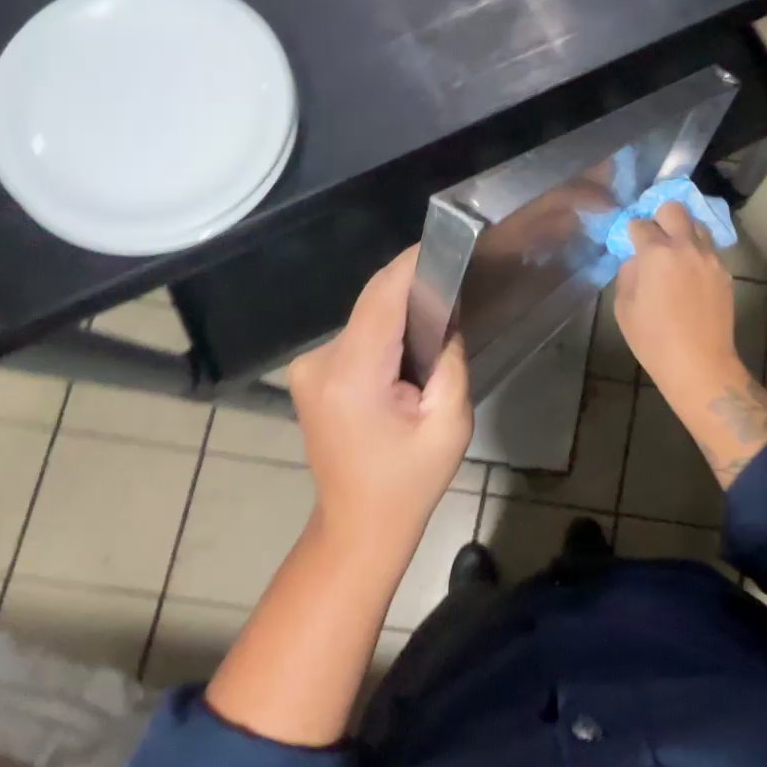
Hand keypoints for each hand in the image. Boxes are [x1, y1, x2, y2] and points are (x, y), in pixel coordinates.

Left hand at [287, 246, 472, 559]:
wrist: (359, 523)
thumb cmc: (410, 480)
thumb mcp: (450, 423)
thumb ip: (449, 359)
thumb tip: (446, 311)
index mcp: (352, 376)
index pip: (383, 297)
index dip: (414, 264)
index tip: (447, 242)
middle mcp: (319, 362)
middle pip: (373, 304)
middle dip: (415, 289)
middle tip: (457, 281)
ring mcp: (308, 368)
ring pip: (366, 319)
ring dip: (403, 315)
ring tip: (441, 321)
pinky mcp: (311, 374)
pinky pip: (357, 337)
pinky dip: (387, 334)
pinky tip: (412, 351)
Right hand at [614, 202, 766, 486]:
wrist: (699, 363)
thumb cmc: (654, 340)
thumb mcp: (625, 308)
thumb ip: (628, 274)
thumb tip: (637, 260)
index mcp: (657, 253)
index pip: (641, 224)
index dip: (632, 232)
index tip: (629, 243)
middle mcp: (687, 247)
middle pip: (675, 209)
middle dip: (661, 217)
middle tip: (655, 238)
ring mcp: (710, 259)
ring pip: (698, 226)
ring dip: (684, 233)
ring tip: (676, 256)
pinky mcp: (725, 274)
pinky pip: (709, 252)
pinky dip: (698, 255)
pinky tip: (690, 278)